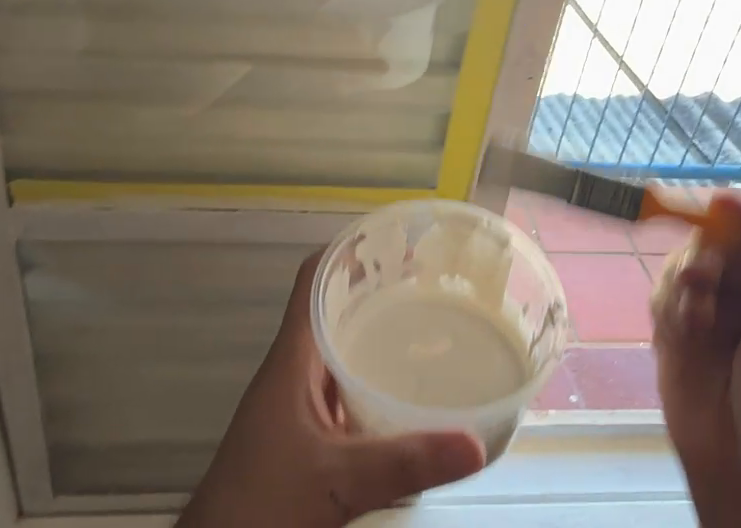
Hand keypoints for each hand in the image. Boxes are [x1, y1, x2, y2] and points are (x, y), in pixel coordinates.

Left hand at [177, 253, 486, 527]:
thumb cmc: (264, 500)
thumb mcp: (339, 479)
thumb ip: (405, 461)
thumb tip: (476, 442)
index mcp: (292, 357)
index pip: (314, 279)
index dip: (347, 250)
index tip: (394, 240)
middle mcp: (293, 368)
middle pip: (331, 307)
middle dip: (375, 289)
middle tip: (430, 283)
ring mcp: (295, 400)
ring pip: (336, 347)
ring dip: (373, 332)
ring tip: (427, 327)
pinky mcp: (302, 431)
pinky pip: (340, 385)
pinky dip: (370, 377)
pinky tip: (405, 395)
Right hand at [652, 191, 740, 527]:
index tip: (720, 208)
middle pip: (720, 243)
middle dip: (708, 256)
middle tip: (706, 280)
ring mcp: (715, 315)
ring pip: (686, 265)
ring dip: (685, 285)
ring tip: (695, 320)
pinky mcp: (678, 333)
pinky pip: (664, 296)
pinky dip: (669, 308)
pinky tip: (682, 332)